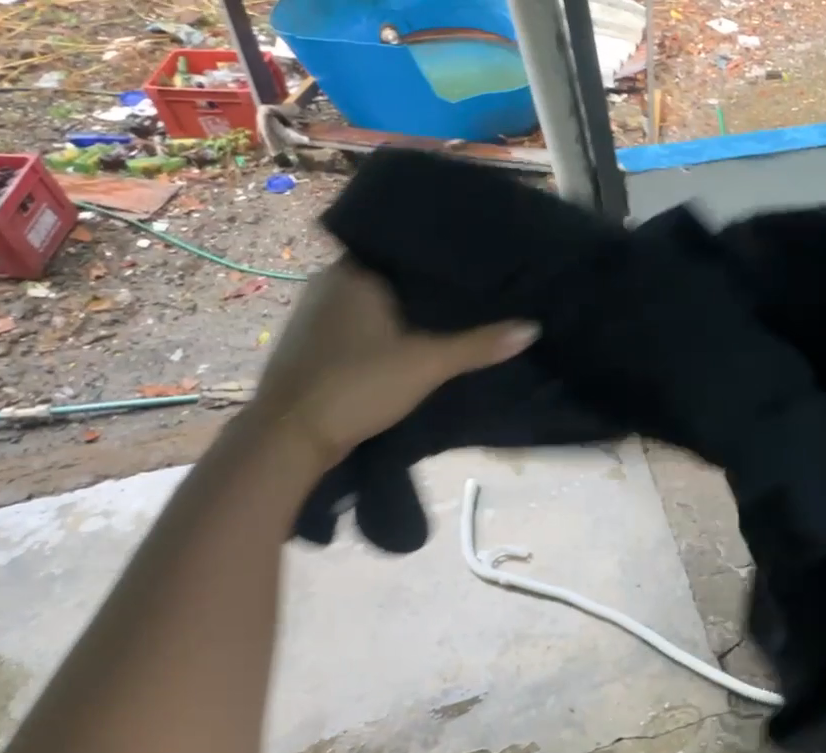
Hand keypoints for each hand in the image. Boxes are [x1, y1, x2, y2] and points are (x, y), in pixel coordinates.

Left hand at [250, 259, 539, 466]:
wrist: (292, 433)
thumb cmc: (358, 385)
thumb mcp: (428, 365)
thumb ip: (479, 345)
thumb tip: (533, 328)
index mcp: (356, 272)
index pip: (408, 247)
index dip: (445, 256)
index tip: (482, 263)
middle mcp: (332, 279)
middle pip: (394, 274)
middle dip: (431, 285)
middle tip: (479, 291)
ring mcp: (319, 309)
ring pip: (378, 298)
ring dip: (409, 308)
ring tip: (456, 315)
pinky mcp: (316, 337)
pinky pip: (364, 318)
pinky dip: (391, 325)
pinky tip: (415, 339)